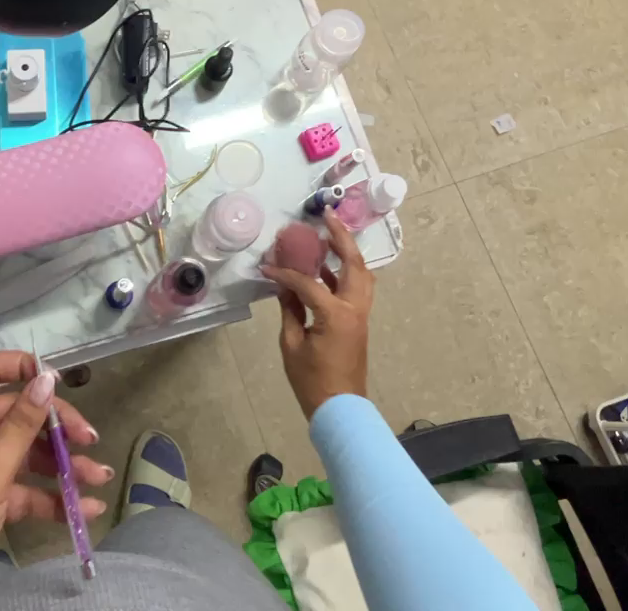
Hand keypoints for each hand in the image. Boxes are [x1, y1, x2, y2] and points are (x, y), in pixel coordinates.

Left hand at [0, 352, 110, 610]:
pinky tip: (84, 509)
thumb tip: (47, 377)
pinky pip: (27, 488)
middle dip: (57, 426)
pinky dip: (53, 497)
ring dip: (63, 464)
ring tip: (98, 477)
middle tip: (89, 439)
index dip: (22, 368)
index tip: (57, 381)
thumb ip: (21, 425)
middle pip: (18, 413)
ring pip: (28, 452)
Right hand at [260, 212, 373, 417]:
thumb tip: (282, 286)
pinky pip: (355, 288)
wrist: (340, 410)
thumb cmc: (312, 381)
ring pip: (361, 274)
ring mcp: (360, 314)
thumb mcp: (291, 344)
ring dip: (347, 252)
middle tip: (327, 216)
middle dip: (342, 237)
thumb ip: (289, 310)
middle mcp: (354, 308)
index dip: (285, 273)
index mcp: (336, 314)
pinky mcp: (358, 321)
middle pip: (354, 263)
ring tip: (329, 234)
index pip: (308, 282)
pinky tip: (323, 267)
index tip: (266, 266)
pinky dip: (343, 272)